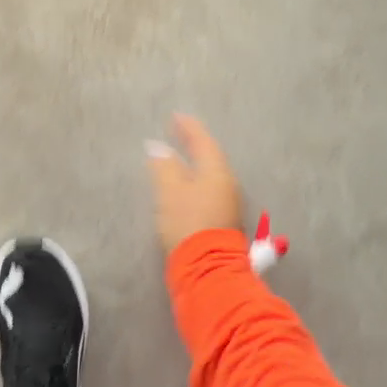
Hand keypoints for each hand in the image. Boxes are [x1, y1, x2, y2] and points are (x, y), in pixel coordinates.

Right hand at [144, 114, 244, 253]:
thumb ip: (163, 166)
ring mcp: (229, 204)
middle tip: (177, 134)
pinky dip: (197, 181)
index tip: (175, 117)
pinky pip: (210, 190)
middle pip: (210, 156)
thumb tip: (158, 147)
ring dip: (195, 164)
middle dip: (194, 144)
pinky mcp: (224, 221)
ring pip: (211, 175)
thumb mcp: (169, 191)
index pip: (203, 140)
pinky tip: (187, 186)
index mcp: (216, 171)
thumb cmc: (188, 223)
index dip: (188, 127)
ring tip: (179, 159)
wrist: (207, 270)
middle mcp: (227, 184)